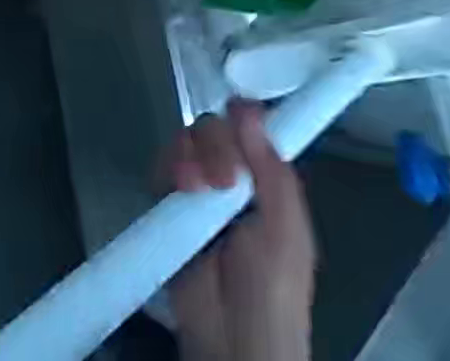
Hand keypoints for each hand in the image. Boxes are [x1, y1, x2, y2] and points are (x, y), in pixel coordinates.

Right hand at [164, 100, 316, 360]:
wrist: (232, 343)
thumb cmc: (273, 293)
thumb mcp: (287, 231)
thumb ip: (273, 172)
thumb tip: (251, 112)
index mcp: (267, 179)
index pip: (252, 128)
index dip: (242, 115)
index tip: (236, 112)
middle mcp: (233, 176)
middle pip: (216, 128)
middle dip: (217, 143)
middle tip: (223, 179)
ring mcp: (199, 189)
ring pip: (187, 142)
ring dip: (191, 155)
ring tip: (197, 188)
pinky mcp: (168, 206)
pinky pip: (162, 167)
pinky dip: (167, 168)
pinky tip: (179, 189)